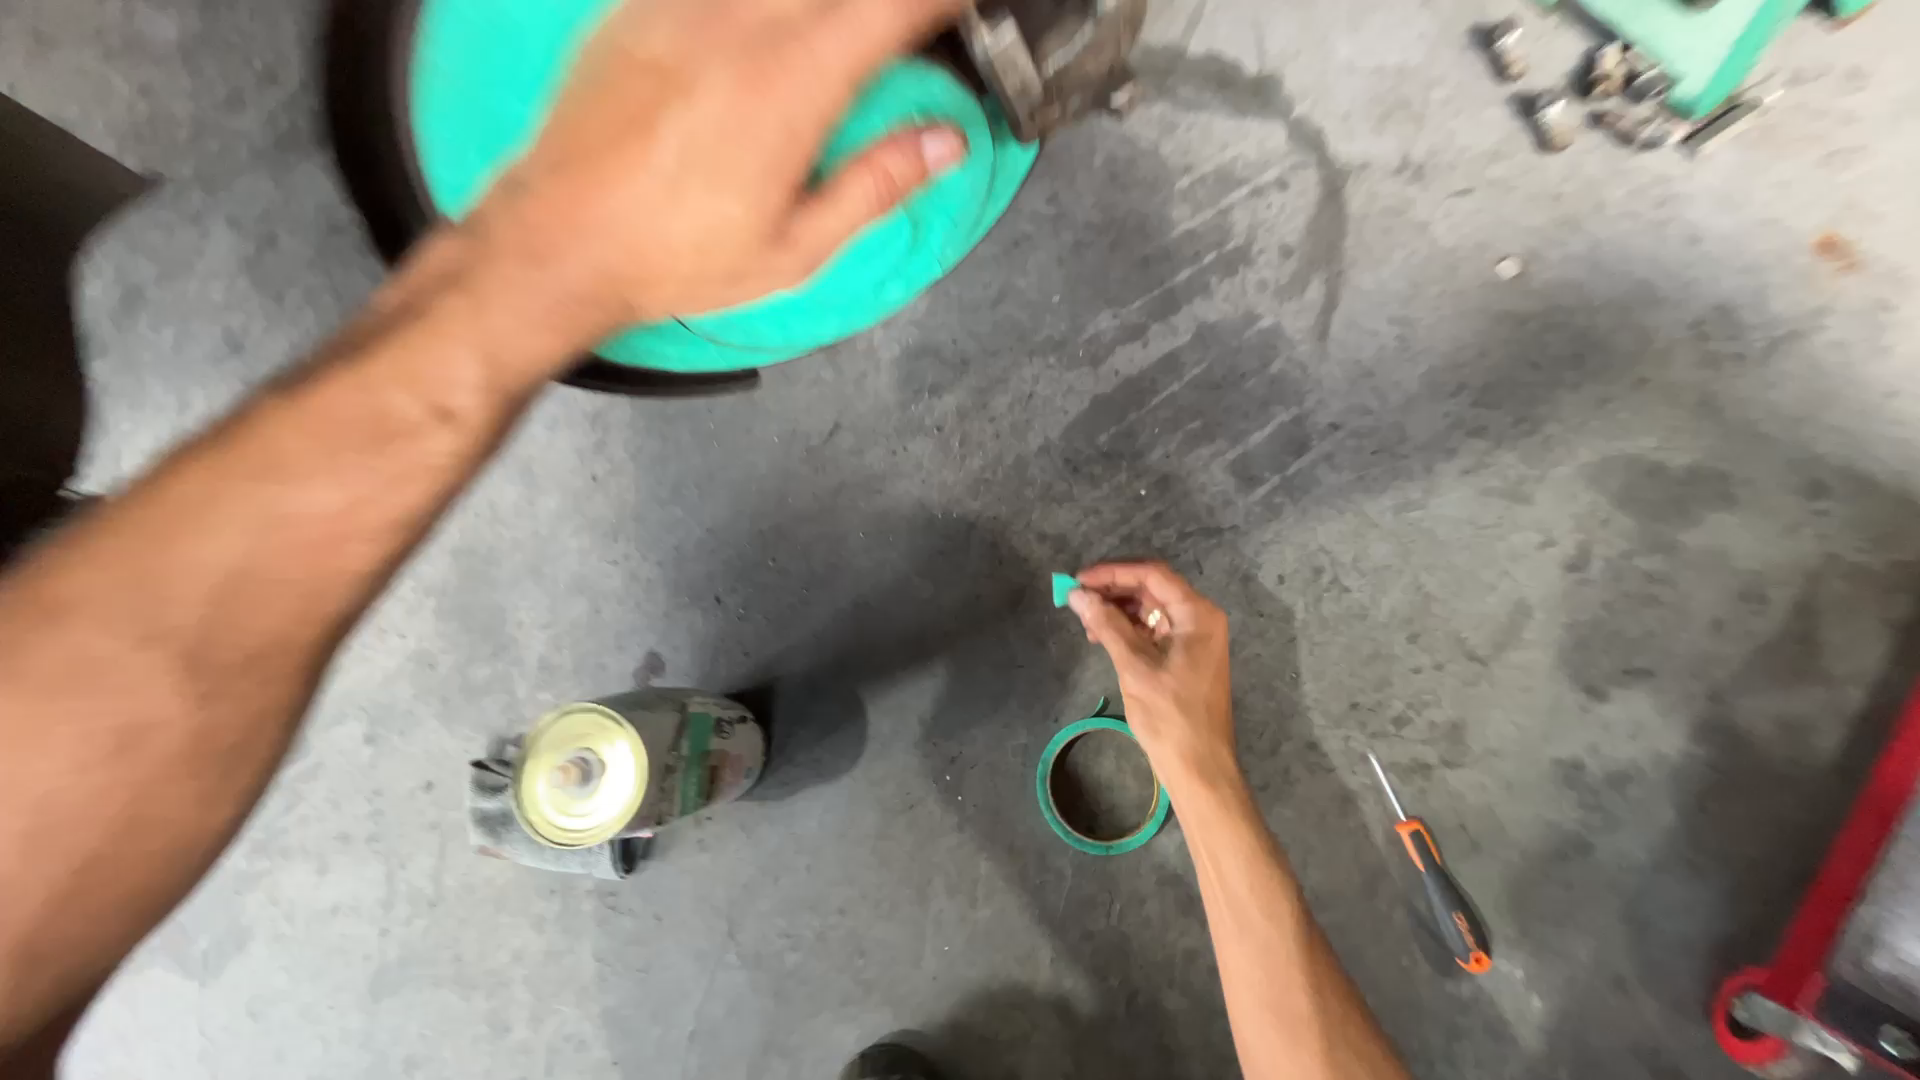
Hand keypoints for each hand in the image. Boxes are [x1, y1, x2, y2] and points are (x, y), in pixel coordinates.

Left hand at [468, 0, 970, 339]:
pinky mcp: (643, 4)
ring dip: (827, 9)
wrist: (564, 237)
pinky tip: (773, 35)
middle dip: (887, 7)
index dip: (939, 4)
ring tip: (844, 42)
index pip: (889, 10)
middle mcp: (740, 22)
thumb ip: (876, 185)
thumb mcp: (796, 248)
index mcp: (790, 86)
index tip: (964, 13)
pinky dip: (767, 6)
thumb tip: (945, 143)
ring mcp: (686, 3)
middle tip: (907, 30)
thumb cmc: (680, 256)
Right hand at [1067, 562, 1239, 792]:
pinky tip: (1103, 637)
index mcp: (1197, 614)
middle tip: (1078, 599)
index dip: (1113, 573)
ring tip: (1086, 621)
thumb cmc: (1170, 717)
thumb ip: (1106, 625)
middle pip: (1152, 588)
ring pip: (1151, 608)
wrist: (1199, 767)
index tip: (1079, 581)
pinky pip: (1154, 629)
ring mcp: (1194, 638)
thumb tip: (1077, 595)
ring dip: (1118, 610)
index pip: (1152, 575)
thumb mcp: (1134, 666)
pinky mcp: (1185, 656)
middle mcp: (1200, 618)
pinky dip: (1128, 629)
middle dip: (1113, 590)